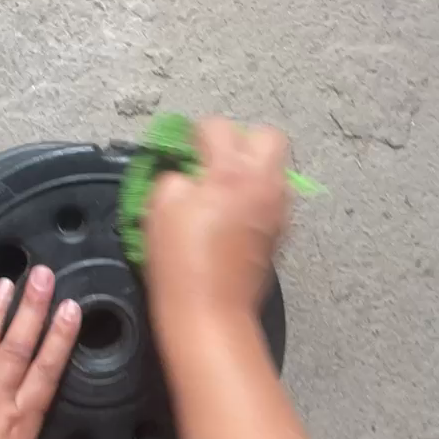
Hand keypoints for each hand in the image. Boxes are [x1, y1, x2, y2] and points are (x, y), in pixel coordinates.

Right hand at [145, 117, 291, 322]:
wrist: (210, 312)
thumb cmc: (182, 263)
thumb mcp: (158, 207)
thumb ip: (173, 176)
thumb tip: (182, 172)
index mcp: (231, 172)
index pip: (218, 126)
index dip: (193, 134)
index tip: (180, 149)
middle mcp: (263, 185)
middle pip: (266, 136)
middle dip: (238, 140)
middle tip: (212, 160)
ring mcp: (277, 209)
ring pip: (274, 167)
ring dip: (249, 168)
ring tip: (220, 188)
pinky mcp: (279, 232)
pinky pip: (272, 197)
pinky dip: (254, 196)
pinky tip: (230, 214)